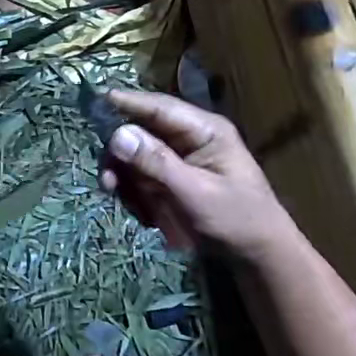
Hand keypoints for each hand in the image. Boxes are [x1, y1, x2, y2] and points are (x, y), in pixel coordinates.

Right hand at [100, 90, 292, 257]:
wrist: (258, 256)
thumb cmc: (236, 219)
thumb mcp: (195, 192)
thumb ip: (156, 163)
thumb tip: (117, 134)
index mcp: (204, 130)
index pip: (160, 108)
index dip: (128, 103)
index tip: (97, 100)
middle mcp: (189, 139)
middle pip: (142, 133)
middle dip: (122, 156)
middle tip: (108, 181)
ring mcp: (180, 161)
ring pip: (137, 158)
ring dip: (127, 180)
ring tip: (127, 203)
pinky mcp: (173, 181)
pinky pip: (142, 179)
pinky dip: (136, 195)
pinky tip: (145, 215)